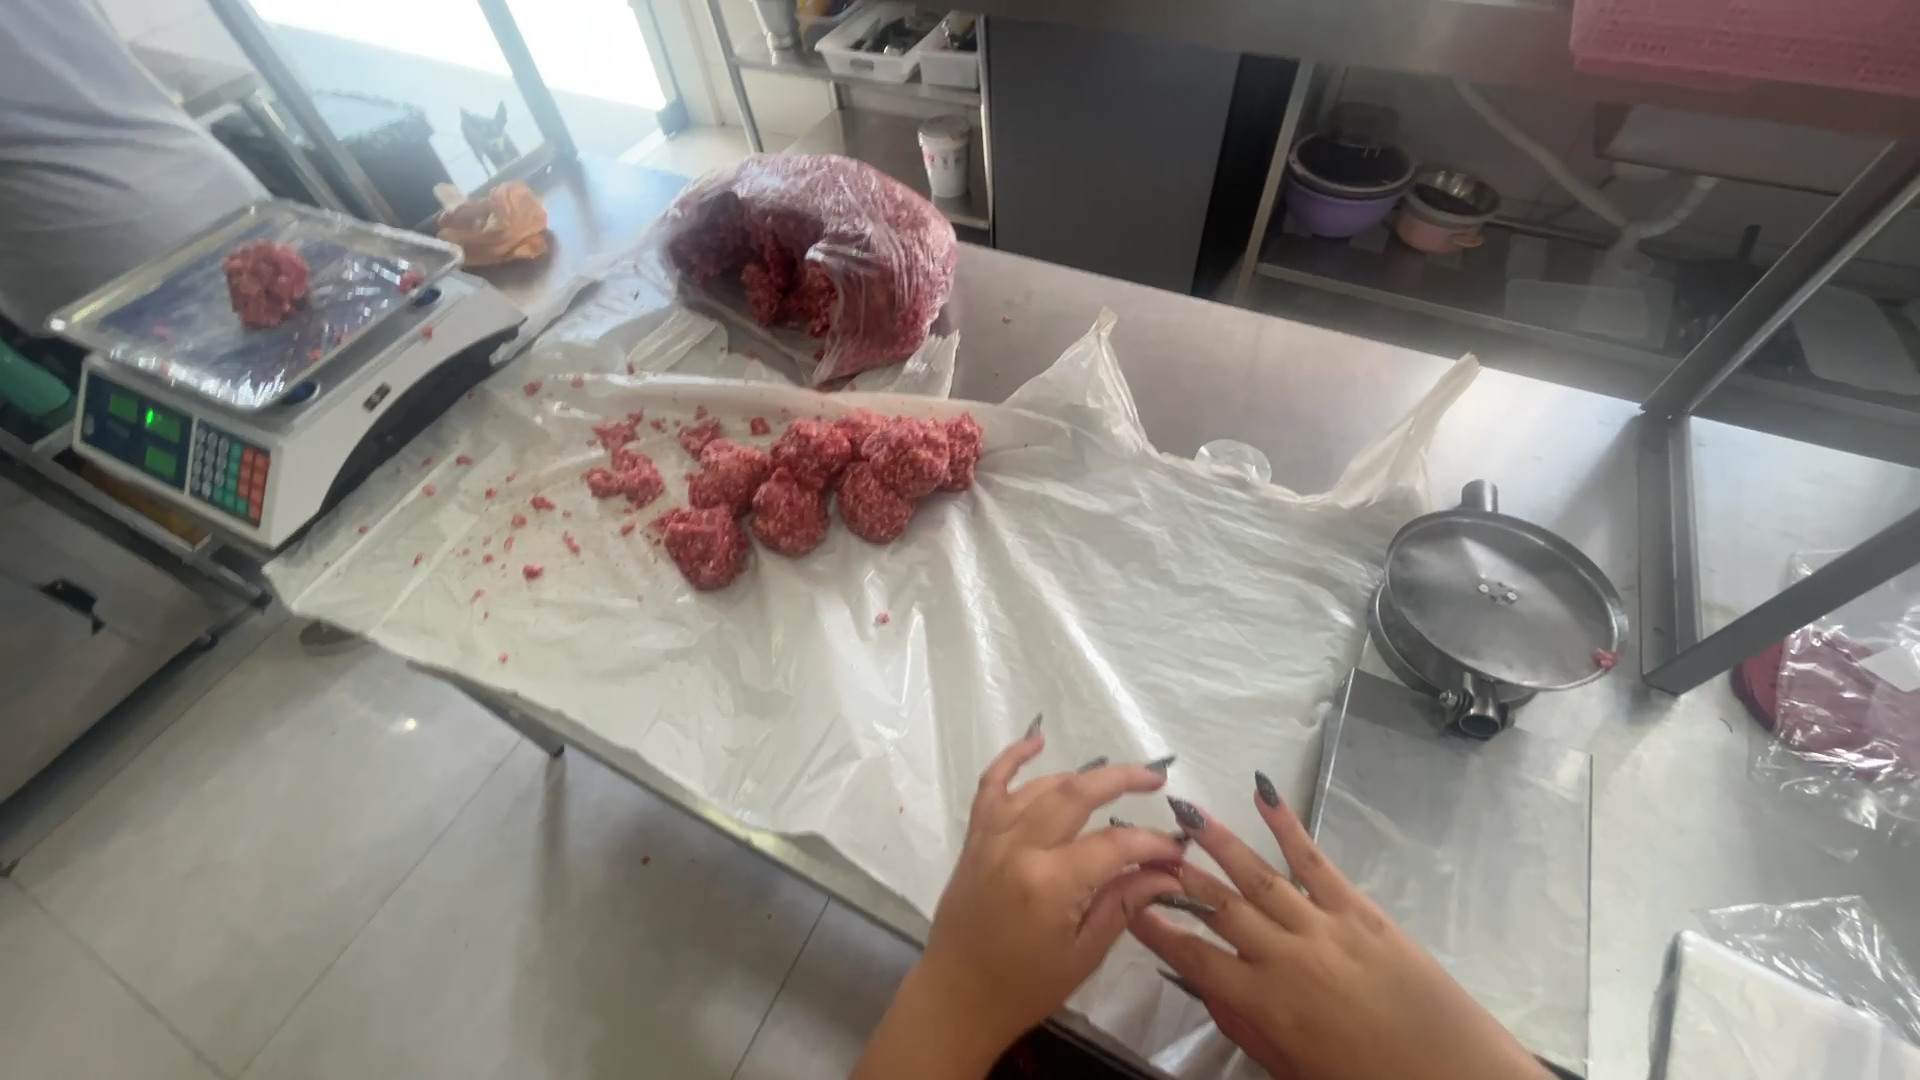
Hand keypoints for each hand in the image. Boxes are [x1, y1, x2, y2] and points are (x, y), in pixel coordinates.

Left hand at [853, 725, 1187, 1079]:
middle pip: (1077, 793)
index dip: (1151, 843)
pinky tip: (1037, 741)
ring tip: (1114, 783)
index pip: (1114, 845)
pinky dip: (1013, 757)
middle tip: (1156, 780)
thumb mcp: (1084, 953)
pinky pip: (992, 782)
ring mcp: (992, 834)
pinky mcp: (975, 834)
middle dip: (1122, 779)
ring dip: (1080, 778)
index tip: (1176, 849)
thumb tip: (1169, 872)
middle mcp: (1019, 846)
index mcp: (1050, 883)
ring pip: (1042, 786)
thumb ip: (1124, 902)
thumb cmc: (1024, 986)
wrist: (957, 995)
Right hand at [1131, 781, 1548, 1079]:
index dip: (1156, 926)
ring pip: (1256, 875)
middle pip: (1219, 906)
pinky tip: (1263, 794)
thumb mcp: (1292, 1068)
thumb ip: (1244, 1024)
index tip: (1128, 900)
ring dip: (1216, 841)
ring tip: (1185, 811)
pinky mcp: (1358, 910)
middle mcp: (1285, 957)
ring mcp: (1321, 927)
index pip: (1194, 957)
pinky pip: (1314, 861)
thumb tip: (1202, 982)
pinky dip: (1287, 825)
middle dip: (1177, 872)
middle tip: (1146, 842)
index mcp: (1266, 1004)